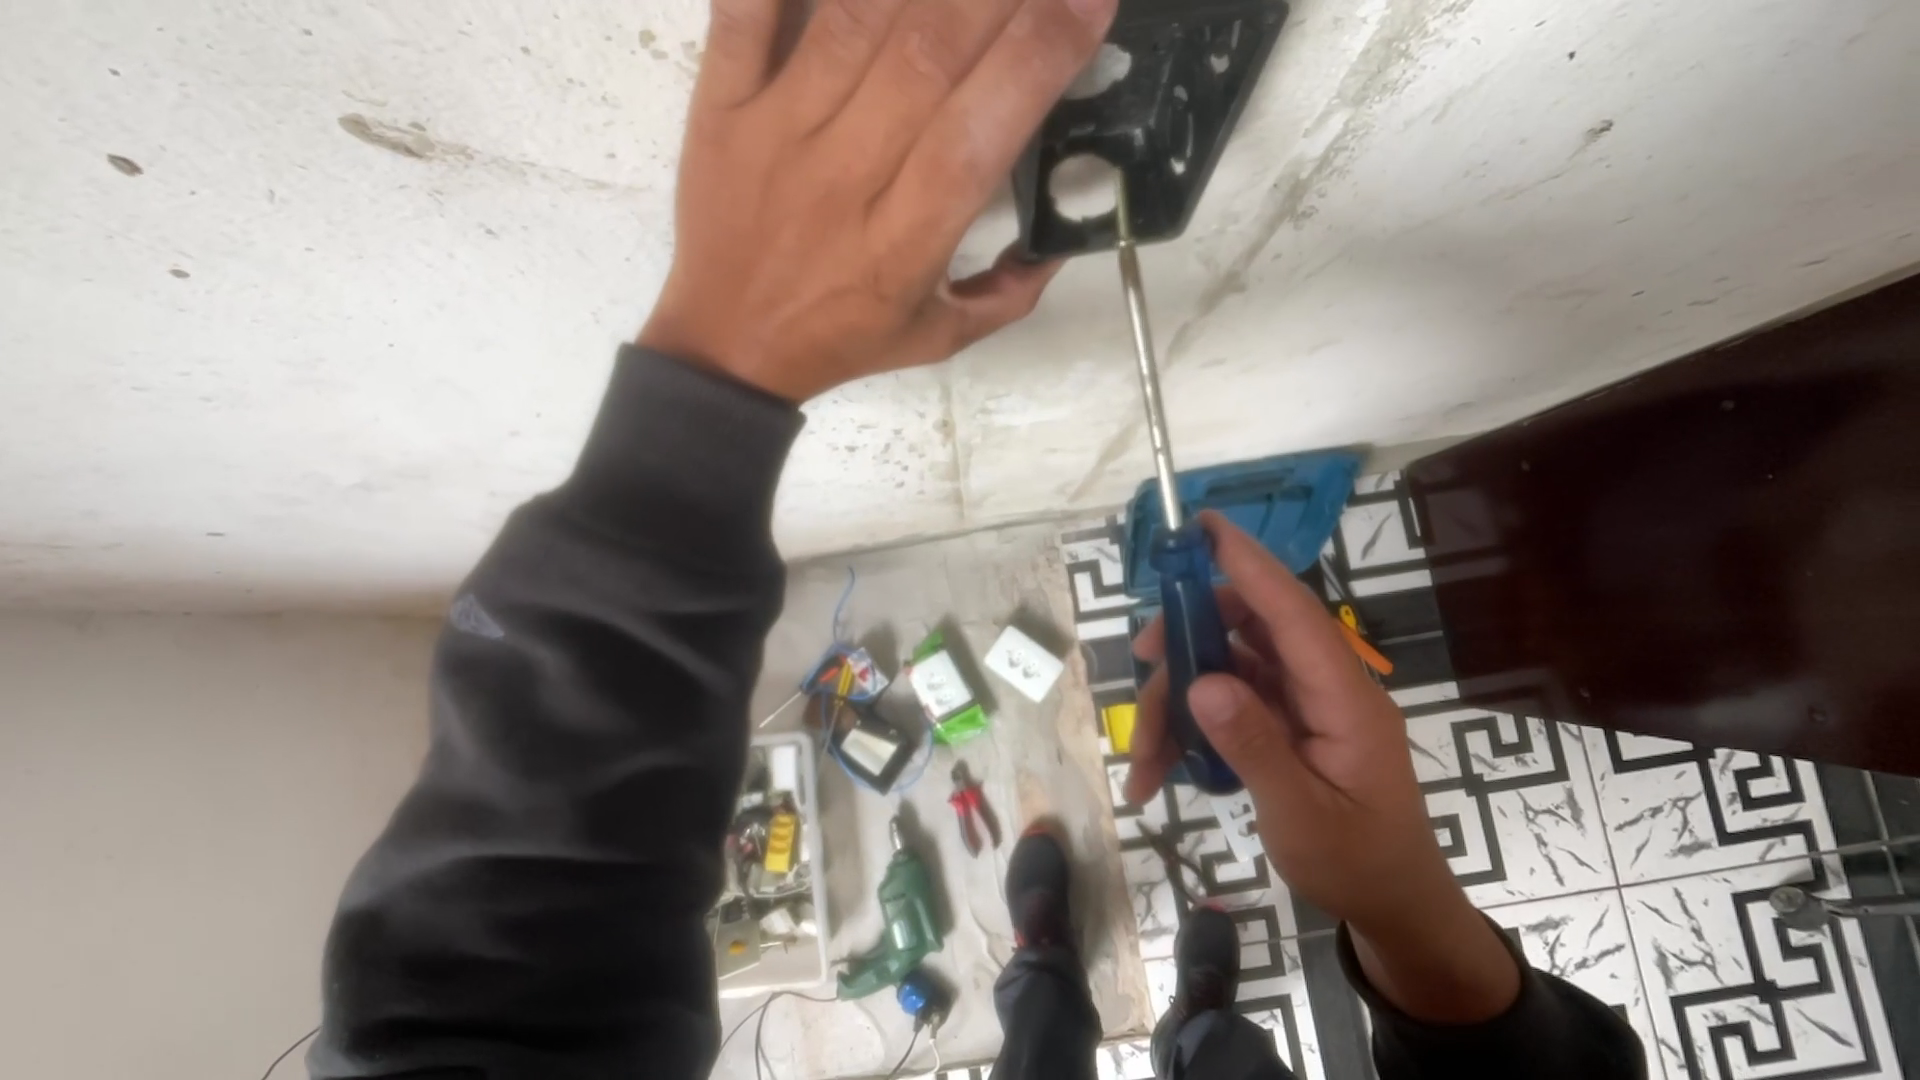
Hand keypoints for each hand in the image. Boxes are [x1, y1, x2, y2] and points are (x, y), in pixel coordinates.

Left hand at [641, 0, 1118, 402]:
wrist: (728, 346)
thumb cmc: (839, 339)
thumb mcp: (936, 339)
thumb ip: (1007, 298)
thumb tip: (1062, 242)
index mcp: (902, 244)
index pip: (978, 135)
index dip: (1039, 59)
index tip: (1090, 2)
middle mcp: (842, 179)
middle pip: (927, 58)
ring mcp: (775, 133)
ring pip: (853, 18)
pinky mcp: (720, 105)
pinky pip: (746, 10)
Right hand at [1130, 511, 1519, 1022]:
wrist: (1393, 909)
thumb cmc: (1359, 865)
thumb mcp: (1303, 816)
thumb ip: (1254, 747)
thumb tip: (1203, 682)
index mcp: (1343, 698)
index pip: (1292, 611)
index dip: (1247, 563)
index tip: (1203, 526)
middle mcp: (1320, 686)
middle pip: (1243, 630)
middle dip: (1185, 642)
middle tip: (1141, 662)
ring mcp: (1298, 704)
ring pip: (1222, 668)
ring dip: (1174, 702)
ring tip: (1143, 761)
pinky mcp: (1282, 723)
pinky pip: (1224, 703)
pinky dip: (1187, 728)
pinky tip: (1160, 769)